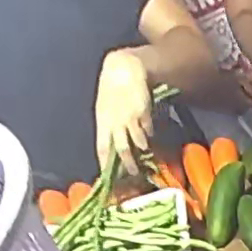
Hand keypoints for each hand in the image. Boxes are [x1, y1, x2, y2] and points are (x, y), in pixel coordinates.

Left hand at [96, 49, 154, 175]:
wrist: (124, 69)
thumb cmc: (114, 93)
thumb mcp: (106, 111)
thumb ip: (109, 131)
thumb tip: (114, 153)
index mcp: (102, 122)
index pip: (102, 148)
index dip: (105, 165)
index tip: (110, 179)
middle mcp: (114, 121)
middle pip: (120, 149)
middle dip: (128, 164)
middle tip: (134, 173)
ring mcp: (128, 118)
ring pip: (135, 142)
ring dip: (141, 150)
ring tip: (145, 152)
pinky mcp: (141, 113)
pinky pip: (146, 130)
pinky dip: (148, 134)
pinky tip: (149, 132)